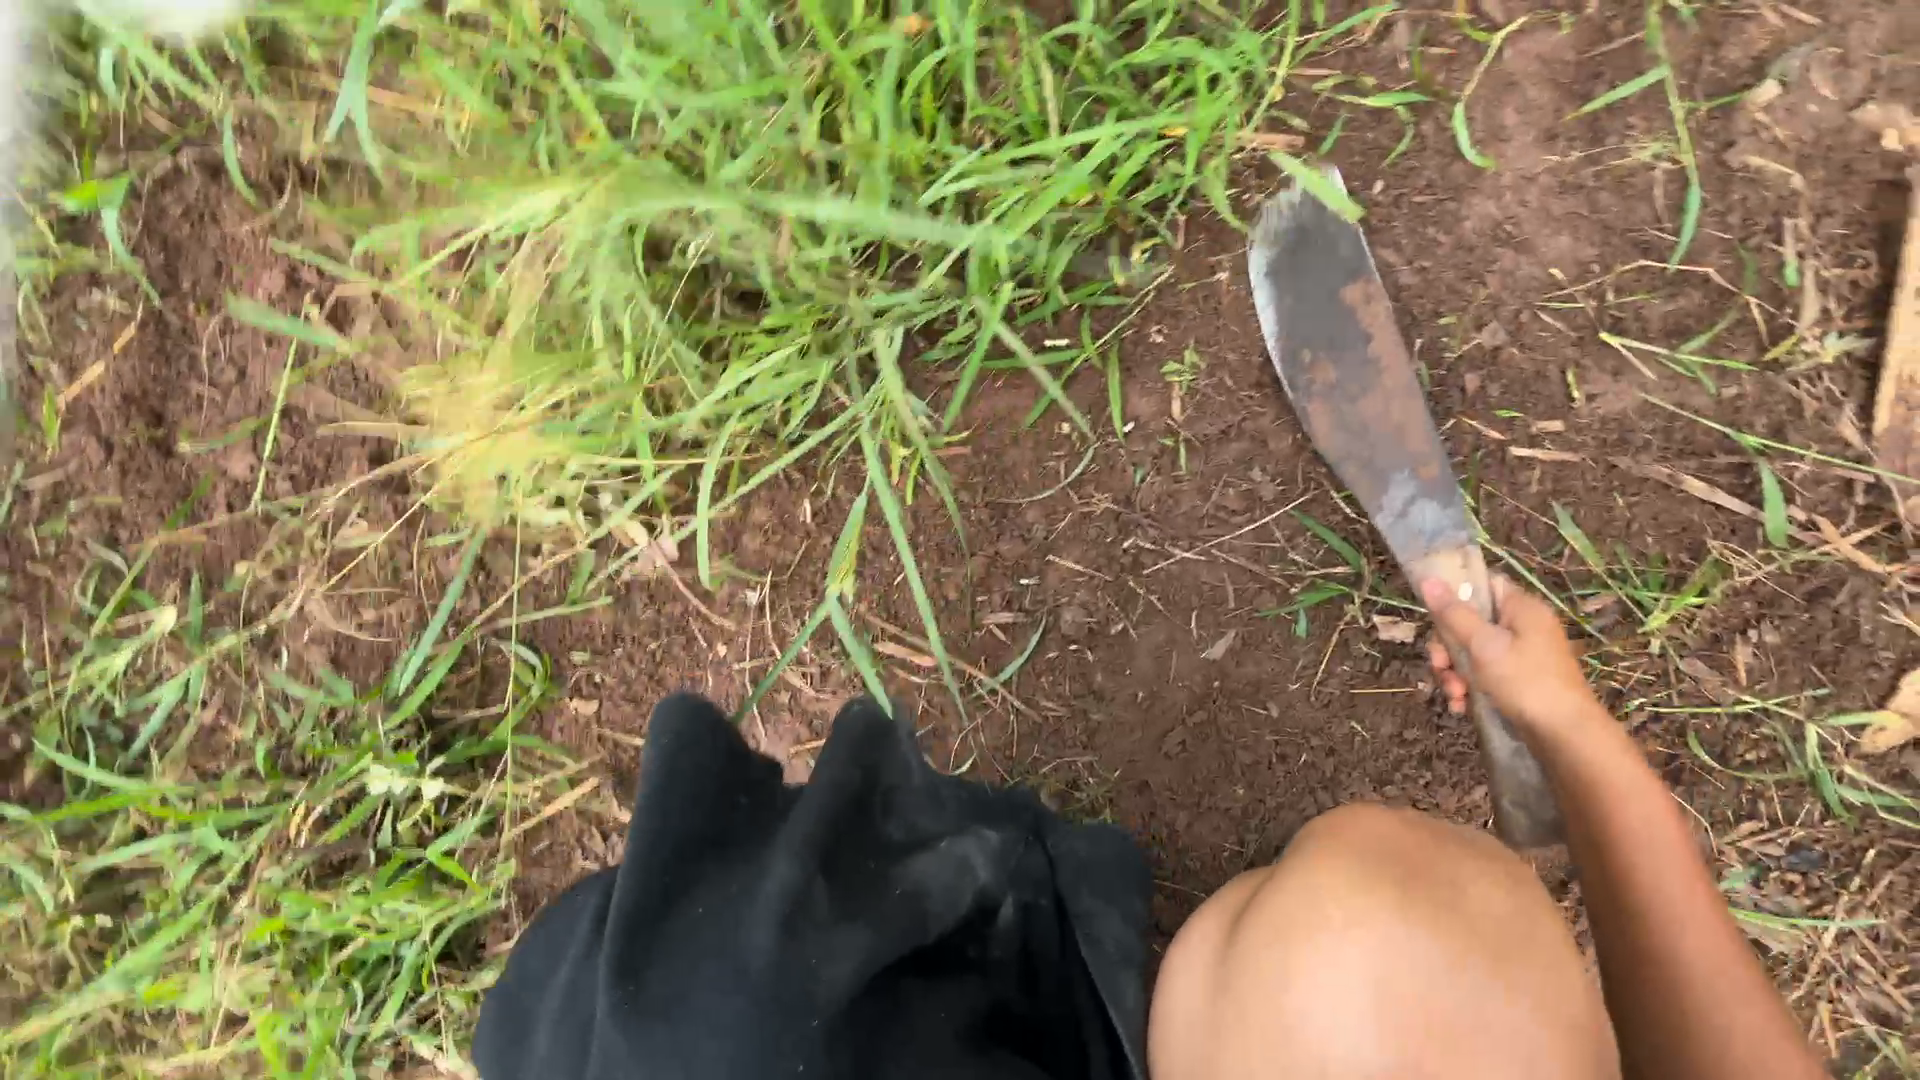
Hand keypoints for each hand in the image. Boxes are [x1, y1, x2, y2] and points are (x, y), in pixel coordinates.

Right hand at [1420, 575, 1600, 738]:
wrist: (1565, 735)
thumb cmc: (1525, 681)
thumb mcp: (1483, 645)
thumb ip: (1453, 613)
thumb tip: (1428, 579)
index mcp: (1521, 609)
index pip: (1483, 584)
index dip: (1454, 594)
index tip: (1434, 615)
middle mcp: (1522, 626)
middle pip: (1469, 621)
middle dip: (1447, 647)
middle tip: (1440, 665)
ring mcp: (1520, 654)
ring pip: (1470, 650)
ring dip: (1454, 672)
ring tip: (1454, 693)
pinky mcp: (1516, 678)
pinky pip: (1482, 672)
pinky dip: (1468, 686)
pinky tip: (1461, 704)